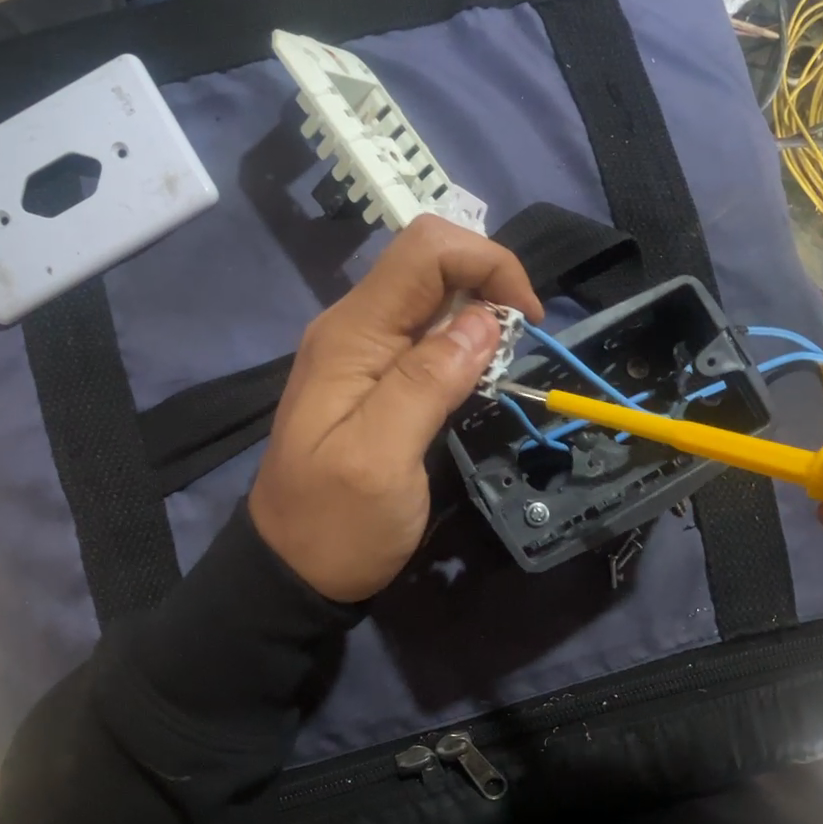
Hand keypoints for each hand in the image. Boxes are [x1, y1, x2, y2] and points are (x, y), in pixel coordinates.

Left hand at [249, 216, 541, 601]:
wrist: (295, 571)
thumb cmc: (337, 524)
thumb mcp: (381, 459)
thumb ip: (427, 382)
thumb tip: (484, 319)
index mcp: (351, 335)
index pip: (424, 251)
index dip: (486, 262)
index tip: (527, 320)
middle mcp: (353, 329)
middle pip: (429, 264)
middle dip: (487, 285)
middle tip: (518, 345)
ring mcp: (361, 354)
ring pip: (431, 299)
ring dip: (478, 316)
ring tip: (502, 367)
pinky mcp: (373, 380)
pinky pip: (424, 338)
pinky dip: (461, 344)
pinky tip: (476, 379)